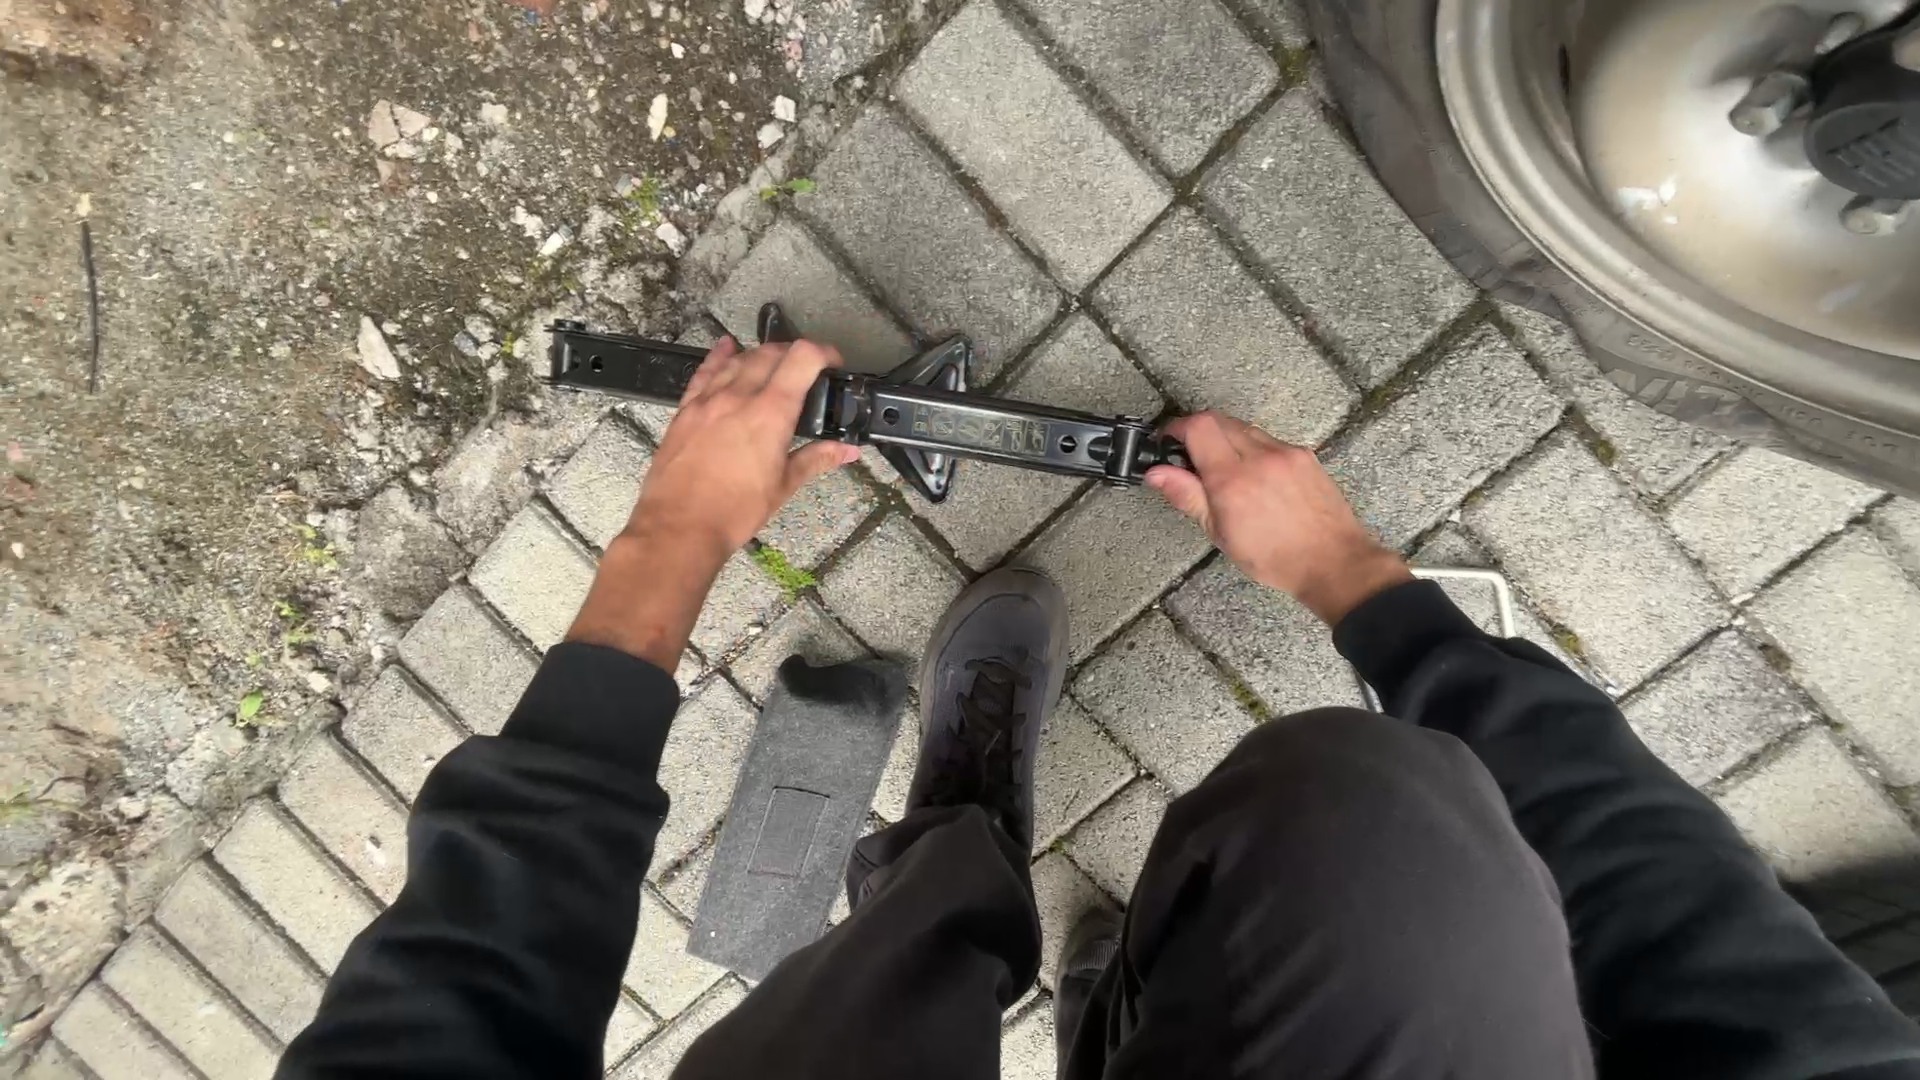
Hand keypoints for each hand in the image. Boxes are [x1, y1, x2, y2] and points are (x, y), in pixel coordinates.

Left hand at [566, 336, 858, 670]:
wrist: (681, 526)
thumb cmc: (734, 510)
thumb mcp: (784, 485)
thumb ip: (818, 459)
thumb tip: (848, 451)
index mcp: (770, 413)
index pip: (802, 360)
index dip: (824, 353)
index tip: (833, 362)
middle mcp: (738, 397)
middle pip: (771, 353)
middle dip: (795, 353)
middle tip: (808, 368)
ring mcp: (709, 400)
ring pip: (738, 359)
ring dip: (761, 354)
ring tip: (775, 361)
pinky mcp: (686, 410)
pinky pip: (705, 372)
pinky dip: (719, 356)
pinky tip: (726, 346)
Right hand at [1146, 412, 1411, 624]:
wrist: (1333, 561)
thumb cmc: (1274, 556)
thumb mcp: (1220, 532)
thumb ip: (1187, 495)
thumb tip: (1156, 473)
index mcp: (1233, 479)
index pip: (1199, 426)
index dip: (1176, 428)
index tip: (1167, 441)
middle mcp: (1260, 456)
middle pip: (1218, 419)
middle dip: (1197, 430)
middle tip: (1189, 456)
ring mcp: (1285, 452)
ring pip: (1243, 427)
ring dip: (1224, 438)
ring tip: (1222, 469)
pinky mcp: (1304, 454)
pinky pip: (1267, 439)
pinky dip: (1250, 448)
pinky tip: (1252, 475)